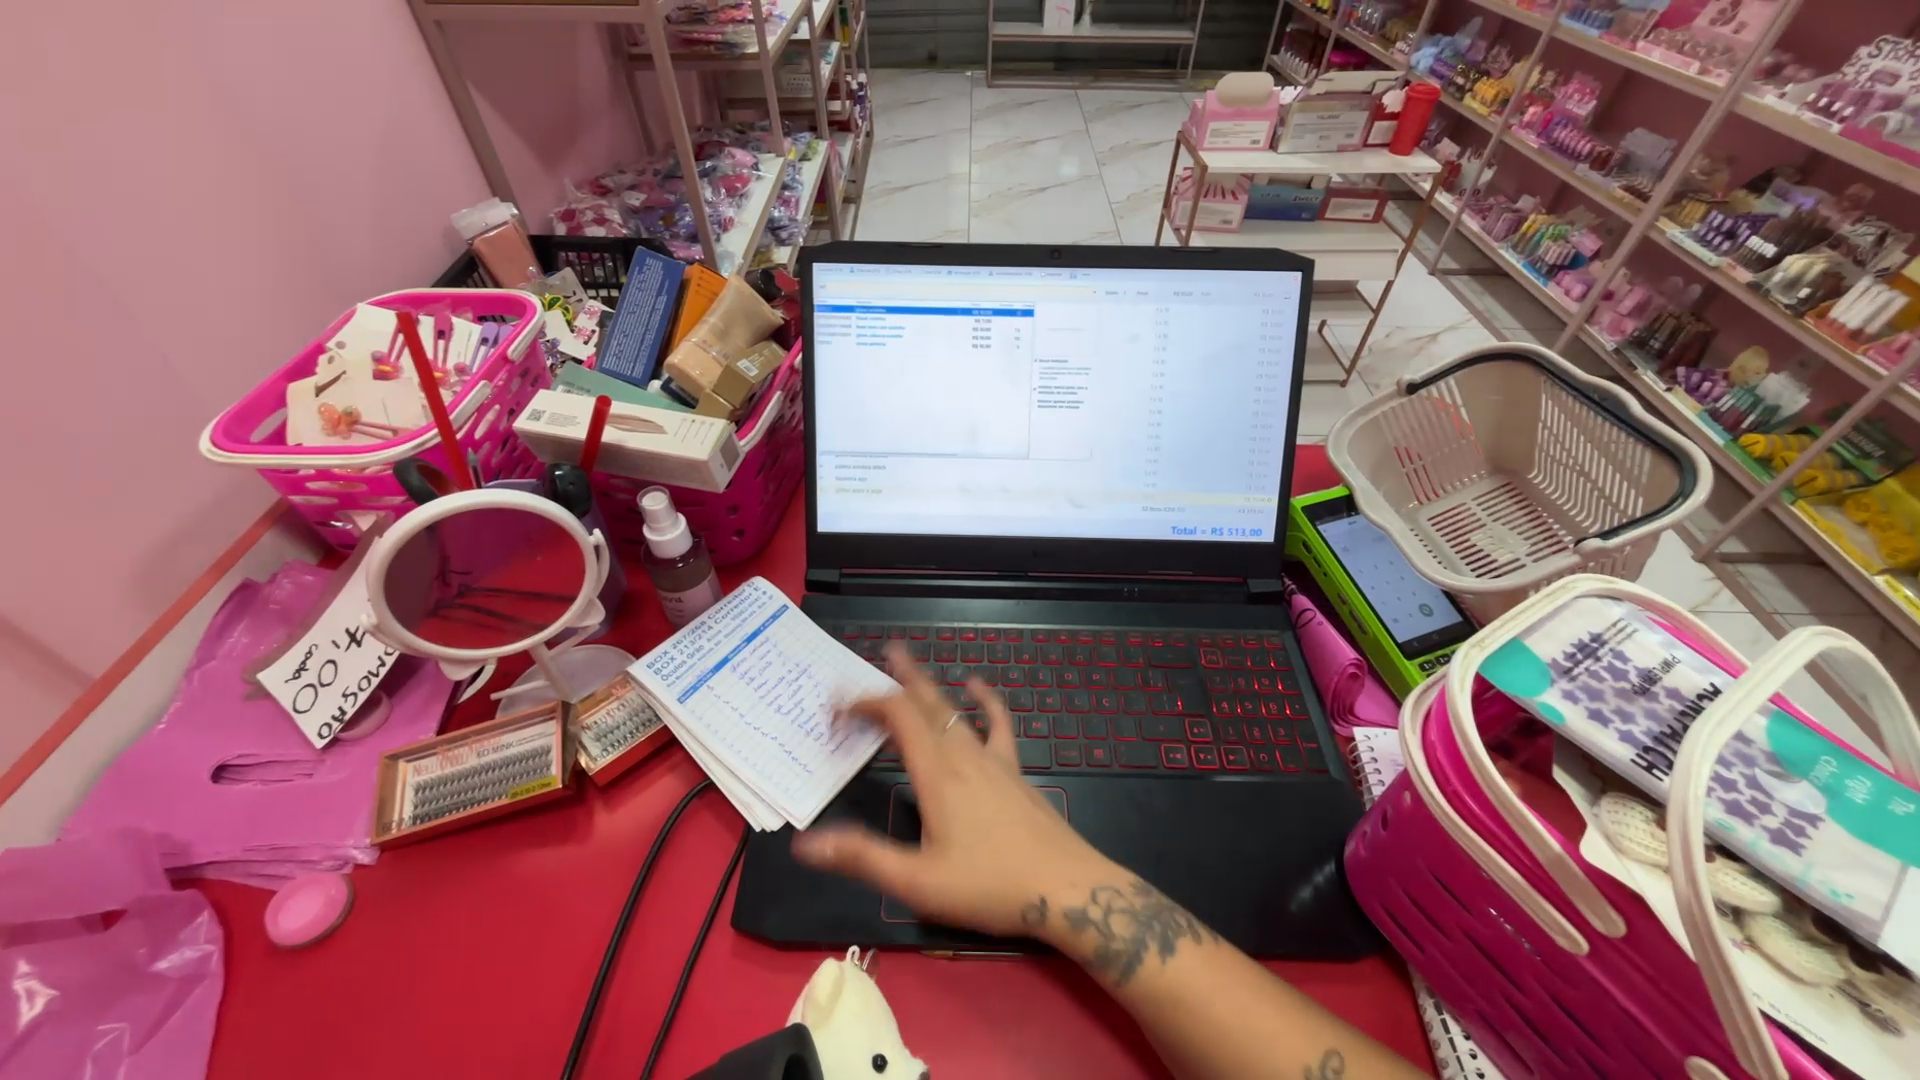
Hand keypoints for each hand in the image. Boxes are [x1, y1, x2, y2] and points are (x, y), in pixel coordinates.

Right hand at [792, 644, 1117, 939]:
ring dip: (929, 686)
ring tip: (908, 662)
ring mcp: (994, 760)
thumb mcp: (918, 881)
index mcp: (936, 776)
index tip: (838, 705)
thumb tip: (806, 844)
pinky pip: (999, 724)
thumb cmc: (989, 886)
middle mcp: (963, 756)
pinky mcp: (1015, 771)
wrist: (1066, 889)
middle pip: (927, 704)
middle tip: (876, 654)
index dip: (866, 703)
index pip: (897, 719)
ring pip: (955, 711)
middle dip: (898, 679)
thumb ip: (863, 857)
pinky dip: (985, 701)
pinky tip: (976, 686)